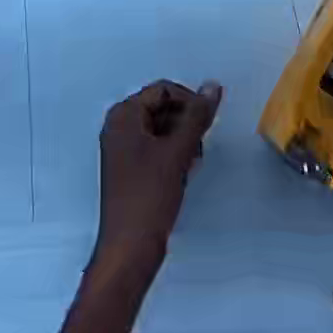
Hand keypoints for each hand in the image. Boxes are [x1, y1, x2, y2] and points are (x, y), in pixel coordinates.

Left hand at [94, 79, 221, 268]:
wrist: (130, 246)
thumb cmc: (150, 194)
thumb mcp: (177, 151)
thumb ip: (197, 116)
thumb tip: (213, 85)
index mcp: (123, 114)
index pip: (163, 90)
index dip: (189, 102)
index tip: (208, 125)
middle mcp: (119, 125)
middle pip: (160, 107)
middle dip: (185, 123)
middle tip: (200, 146)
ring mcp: (122, 147)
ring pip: (160, 128)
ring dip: (181, 140)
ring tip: (193, 162)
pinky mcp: (129, 167)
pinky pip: (155, 147)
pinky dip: (172, 154)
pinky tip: (185, 172)